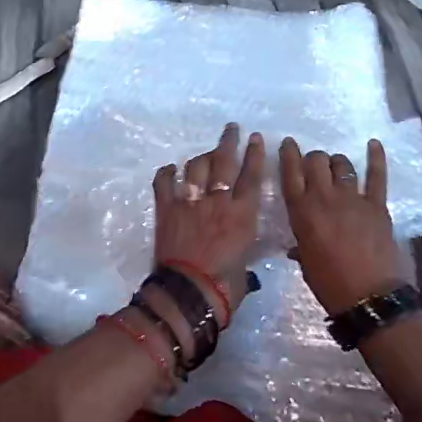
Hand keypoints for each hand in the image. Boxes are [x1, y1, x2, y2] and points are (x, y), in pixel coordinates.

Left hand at [152, 124, 265, 323]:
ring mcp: (190, 203)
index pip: (251, 176)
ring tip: (205, 153)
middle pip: (224, 163)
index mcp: (242, 214)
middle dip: (228, 142)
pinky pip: (164, 183)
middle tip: (231, 128)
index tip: (256, 138)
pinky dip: (167, 173)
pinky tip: (171, 170)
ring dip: (201, 157)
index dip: (255, 155)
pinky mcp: (167, 210)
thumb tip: (243, 249)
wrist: (188, 293)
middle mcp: (217, 202)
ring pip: (196, 168)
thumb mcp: (246, 264)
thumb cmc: (224, 286)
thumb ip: (245, 247)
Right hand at [279, 138, 403, 313]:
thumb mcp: (305, 261)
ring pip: (342, 164)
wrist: (367, 295)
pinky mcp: (377, 205)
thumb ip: (300, 243)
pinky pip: (377, 176)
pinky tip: (373, 144)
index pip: (290, 172)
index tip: (288, 143)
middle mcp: (324, 198)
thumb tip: (296, 245)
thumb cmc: (328, 282)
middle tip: (314, 165)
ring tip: (336, 166)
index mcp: (301, 211)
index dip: (288, 154)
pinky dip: (376, 158)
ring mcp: (352, 198)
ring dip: (336, 162)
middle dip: (313, 158)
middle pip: (316, 161)